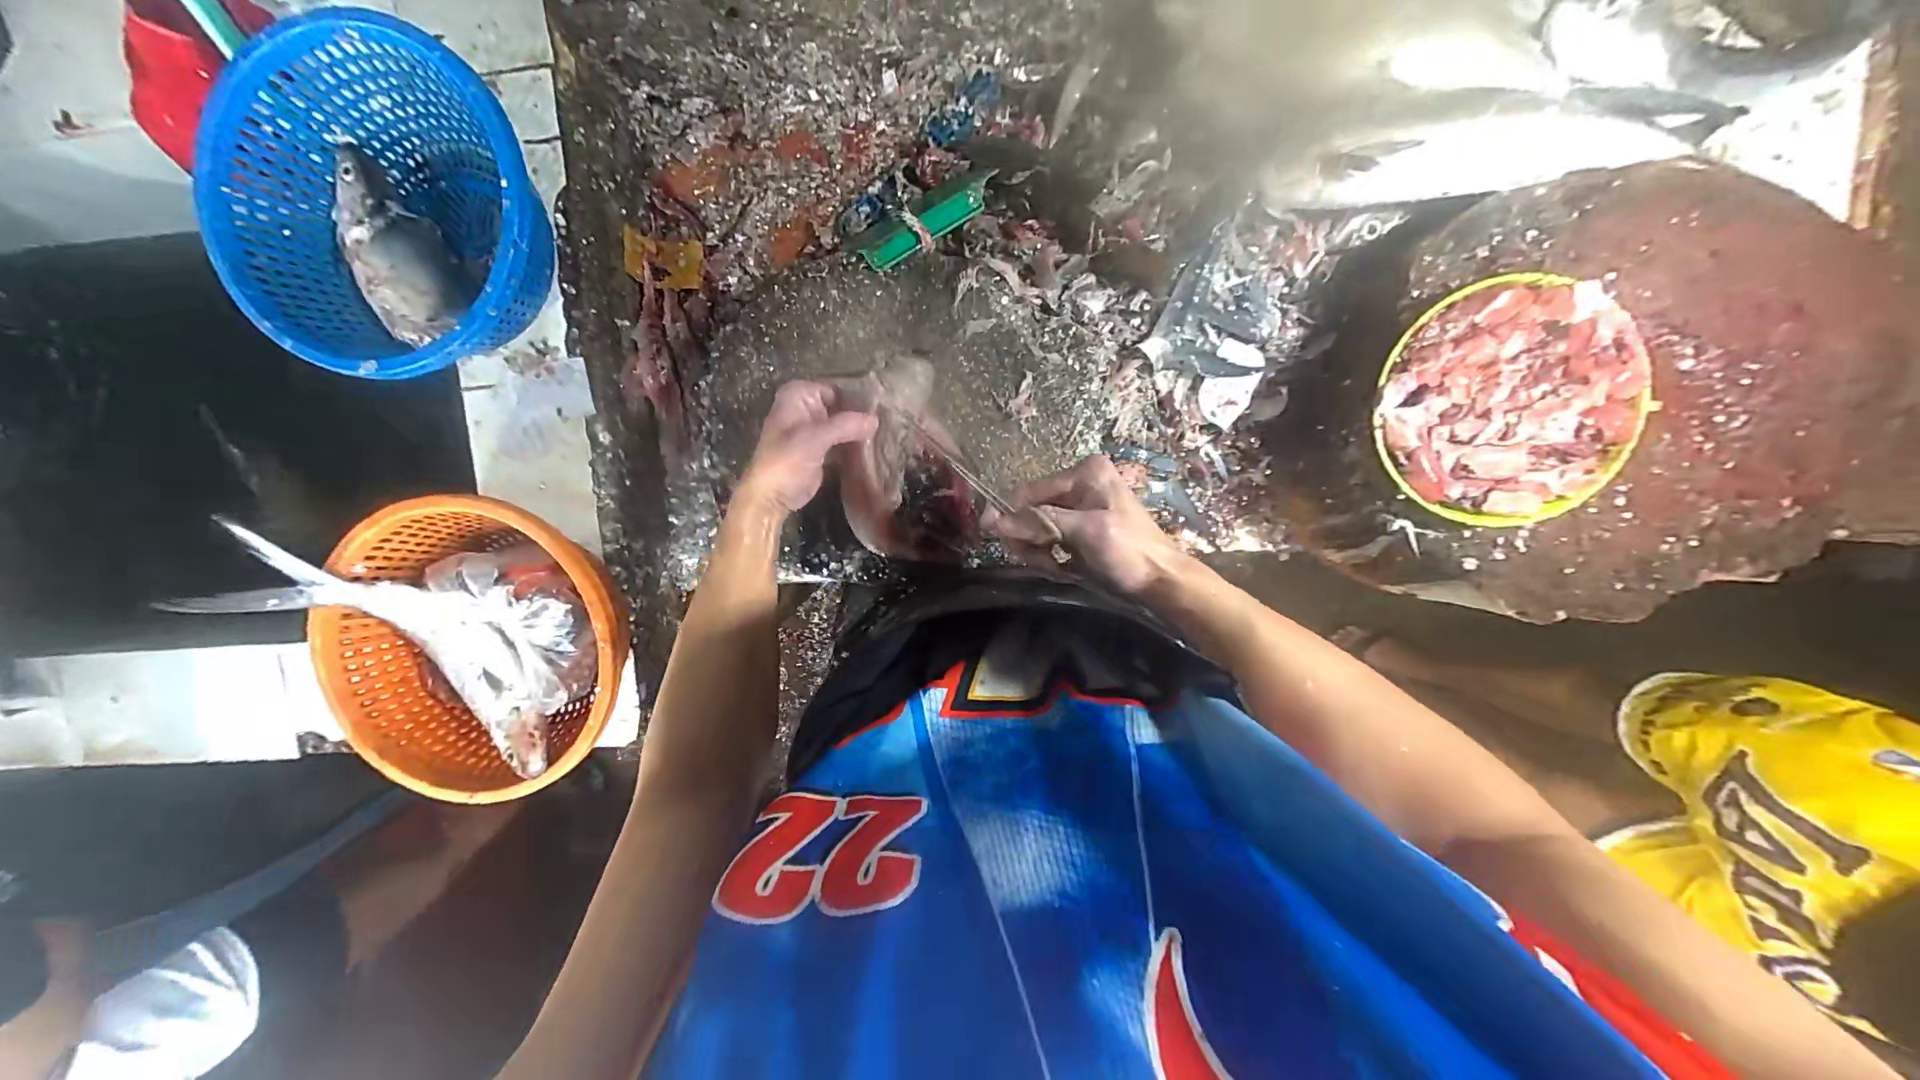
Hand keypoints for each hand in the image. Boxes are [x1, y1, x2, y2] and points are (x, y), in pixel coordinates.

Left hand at [735, 381, 878, 515]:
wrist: (771, 498)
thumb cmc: (785, 462)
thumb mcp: (814, 439)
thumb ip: (845, 425)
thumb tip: (876, 419)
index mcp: (798, 396)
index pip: (836, 388)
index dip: (857, 397)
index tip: (882, 407)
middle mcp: (806, 408)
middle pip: (842, 406)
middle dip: (861, 415)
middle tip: (888, 421)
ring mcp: (814, 430)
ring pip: (843, 424)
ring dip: (860, 431)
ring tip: (885, 434)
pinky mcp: (821, 449)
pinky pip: (843, 441)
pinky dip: (855, 445)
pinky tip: (874, 448)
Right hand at [984, 454, 1191, 595]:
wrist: (1161, 581)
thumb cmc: (1129, 552)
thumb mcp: (1084, 532)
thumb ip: (1039, 523)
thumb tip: (992, 521)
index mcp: (1084, 472)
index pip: (1029, 492)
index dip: (1012, 518)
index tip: (1003, 543)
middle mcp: (1079, 482)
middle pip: (1030, 510)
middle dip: (1032, 539)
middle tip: (1046, 563)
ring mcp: (1079, 506)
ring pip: (1035, 527)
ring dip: (1040, 552)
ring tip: (1059, 568)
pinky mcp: (1079, 527)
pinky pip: (1048, 539)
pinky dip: (1050, 556)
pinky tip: (1065, 568)